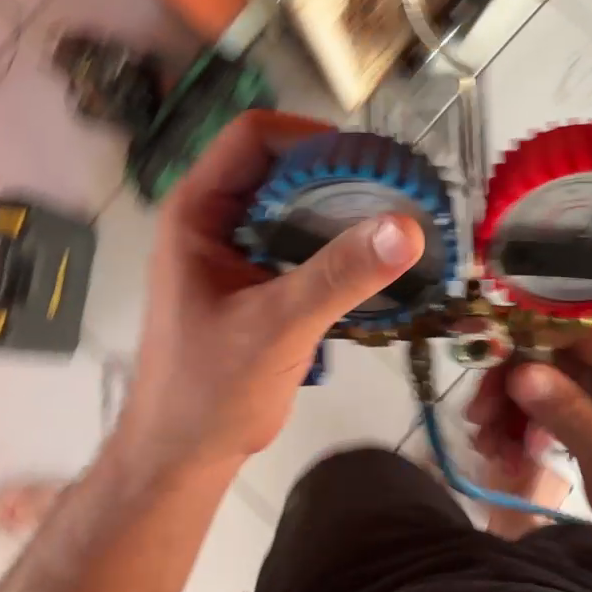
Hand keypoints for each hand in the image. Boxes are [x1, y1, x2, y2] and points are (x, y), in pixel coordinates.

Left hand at [108, 111, 424, 472]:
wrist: (184, 454)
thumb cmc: (211, 390)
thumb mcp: (277, 326)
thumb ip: (339, 275)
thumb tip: (406, 227)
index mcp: (197, 213)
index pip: (253, 138)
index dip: (312, 137)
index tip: (371, 163)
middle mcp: (216, 222)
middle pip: (282, 169)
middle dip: (340, 176)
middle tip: (399, 194)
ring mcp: (237, 255)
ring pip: (296, 209)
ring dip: (344, 213)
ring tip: (399, 225)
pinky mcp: (259, 285)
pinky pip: (303, 247)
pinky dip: (339, 248)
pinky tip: (378, 265)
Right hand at [466, 324, 591, 556]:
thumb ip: (572, 416)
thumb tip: (520, 372)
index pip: (577, 328)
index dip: (527, 336)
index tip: (487, 363)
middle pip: (548, 349)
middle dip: (508, 382)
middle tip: (479, 420)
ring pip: (538, 375)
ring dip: (507, 408)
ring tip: (491, 449)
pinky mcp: (588, 407)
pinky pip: (542, 401)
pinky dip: (519, 424)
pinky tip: (508, 454)